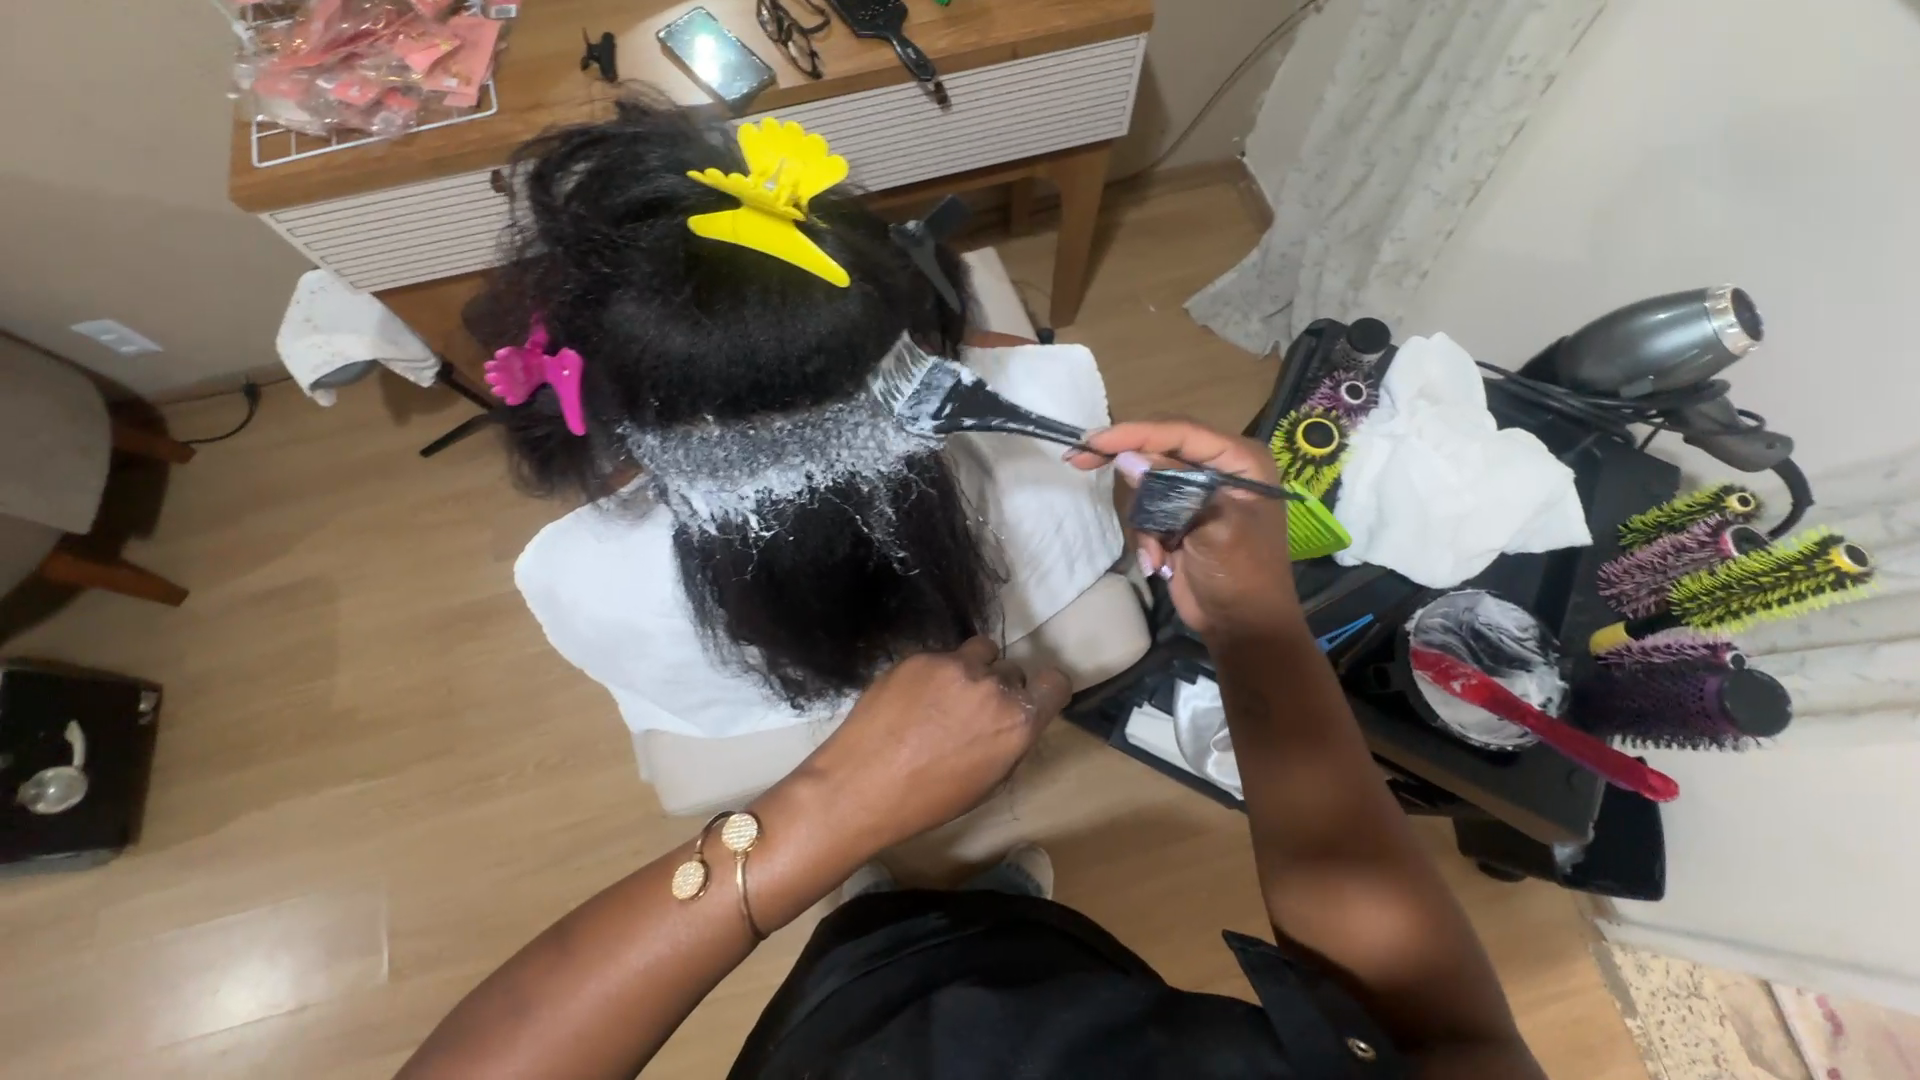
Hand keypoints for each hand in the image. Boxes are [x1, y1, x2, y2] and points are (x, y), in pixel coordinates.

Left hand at [791, 637, 1068, 854]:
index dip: (1044, 690)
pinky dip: (935, 672)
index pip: (1055, 682)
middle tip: (973, 711)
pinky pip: (941, 656)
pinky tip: (912, 699)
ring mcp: (954, 665)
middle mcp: (992, 686)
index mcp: (1018, 722)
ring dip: (972, 669)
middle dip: (1000, 687)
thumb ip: (1010, 741)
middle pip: (1012, 670)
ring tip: (945, 696)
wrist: (860, 784)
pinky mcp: (920, 656)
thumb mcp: (988, 782)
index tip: (1030, 699)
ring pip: (980, 651)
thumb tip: (1014, 720)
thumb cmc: (928, 800)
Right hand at [1067, 419, 1301, 638]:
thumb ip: (1174, 489)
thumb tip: (1127, 458)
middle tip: (1078, 460)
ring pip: (1147, 485)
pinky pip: (1147, 512)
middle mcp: (1220, 467)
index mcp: (1241, 460)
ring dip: (1144, 522)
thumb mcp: (1214, 528)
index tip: (1094, 441)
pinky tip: (1159, 563)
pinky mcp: (1179, 516)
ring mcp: (1197, 493)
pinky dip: (1147, 538)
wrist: (1243, 626)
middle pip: (1160, 449)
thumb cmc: (1243, 575)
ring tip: (1158, 555)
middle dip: (1125, 463)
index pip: (1181, 433)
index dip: (1136, 433)